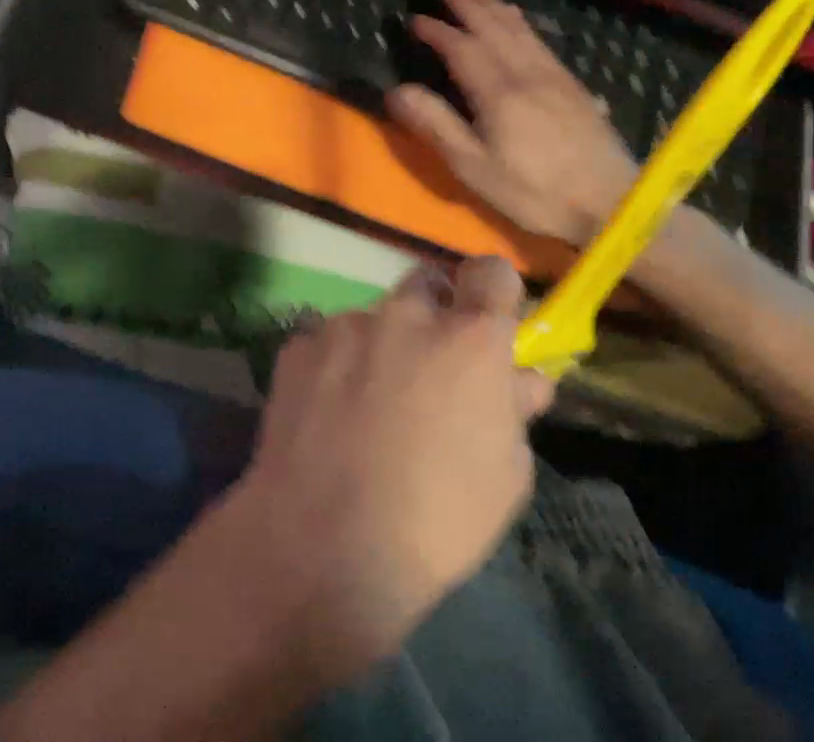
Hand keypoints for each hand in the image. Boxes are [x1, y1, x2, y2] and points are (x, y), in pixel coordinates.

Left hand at [228, 256, 552, 675]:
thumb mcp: (505, 474)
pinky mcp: (295, 349)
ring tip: (366, 404)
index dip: (491, 292)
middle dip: (432, 314)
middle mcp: (403, 318)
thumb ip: (511, 410)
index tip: (486, 319)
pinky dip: (332, 365)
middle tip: (427, 367)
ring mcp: (341, 329)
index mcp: (468, 340)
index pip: (490, 273)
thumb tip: (519, 380)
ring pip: (369, 319)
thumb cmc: (436, 518)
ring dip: (377, 345)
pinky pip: (324, 343)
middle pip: (424, 285)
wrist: (324, 540)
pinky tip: (326, 413)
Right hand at [386, 0, 639, 243]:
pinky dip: (521, 24)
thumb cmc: (533, 192)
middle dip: (467, 2)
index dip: (437, 31)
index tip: (414, 18)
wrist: (611, 203)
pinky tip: (518, 23)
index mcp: (499, 92)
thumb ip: (436, 125)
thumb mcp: (473, 167)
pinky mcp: (574, 87)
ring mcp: (555, 77)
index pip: (462, 49)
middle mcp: (528, 73)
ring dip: (494, 7)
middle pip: (493, 28)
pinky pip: (541, 42)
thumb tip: (397, 91)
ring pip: (520, 31)